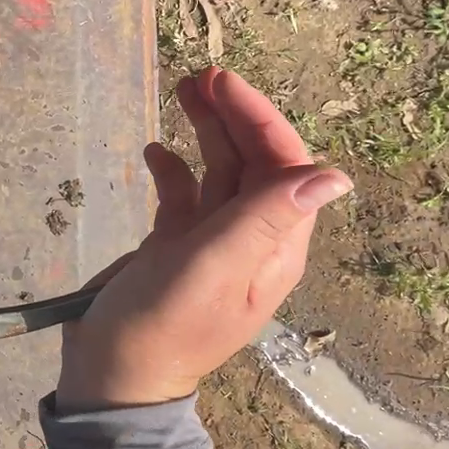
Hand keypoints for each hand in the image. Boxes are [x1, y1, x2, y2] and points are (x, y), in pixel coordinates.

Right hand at [56, 67, 351, 411]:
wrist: (114, 373)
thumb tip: (335, 175)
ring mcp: (211, 244)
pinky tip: (152, 153)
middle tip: (198, 75)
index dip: (259, 119)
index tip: (222, 81)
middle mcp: (251, 240)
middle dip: (234, 117)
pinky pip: (184, 197)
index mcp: (274, 246)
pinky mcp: (175, 248)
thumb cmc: (161, 322)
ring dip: (205, 133)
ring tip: (179, 93)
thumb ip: (264, 220)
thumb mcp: (210, 268)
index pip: (285, 167)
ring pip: (219, 174)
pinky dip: (172, 169)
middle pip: (254, 164)